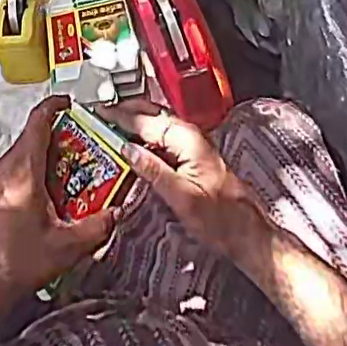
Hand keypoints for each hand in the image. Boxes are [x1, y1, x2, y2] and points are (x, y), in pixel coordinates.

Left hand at [0, 96, 118, 301]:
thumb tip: (114, 214)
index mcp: (24, 170)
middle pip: (33, 135)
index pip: (38, 121)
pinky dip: (35, 167)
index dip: (54, 105)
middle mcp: (7, 168)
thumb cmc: (15, 263)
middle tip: (81, 145)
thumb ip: (96, 228)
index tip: (68, 103)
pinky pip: (16, 165)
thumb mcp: (66, 247)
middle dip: (59, 136)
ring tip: (70, 170)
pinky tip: (49, 192)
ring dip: (47, 153)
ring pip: (24, 150)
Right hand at [99, 100, 266, 256]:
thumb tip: (125, 149)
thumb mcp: (181, 197)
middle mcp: (188, 133)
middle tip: (99, 112)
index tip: (98, 112)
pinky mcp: (190, 154)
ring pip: (155, 123)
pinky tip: (131, 143)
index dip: (119, 115)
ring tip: (109, 124)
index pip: (144, 120)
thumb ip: (152, 170)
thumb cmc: (219, 219)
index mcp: (186, 138)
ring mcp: (190, 143)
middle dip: (124, 110)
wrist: (248, 234)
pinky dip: (142, 134)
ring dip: (132, 121)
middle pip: (150, 113)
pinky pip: (160, 136)